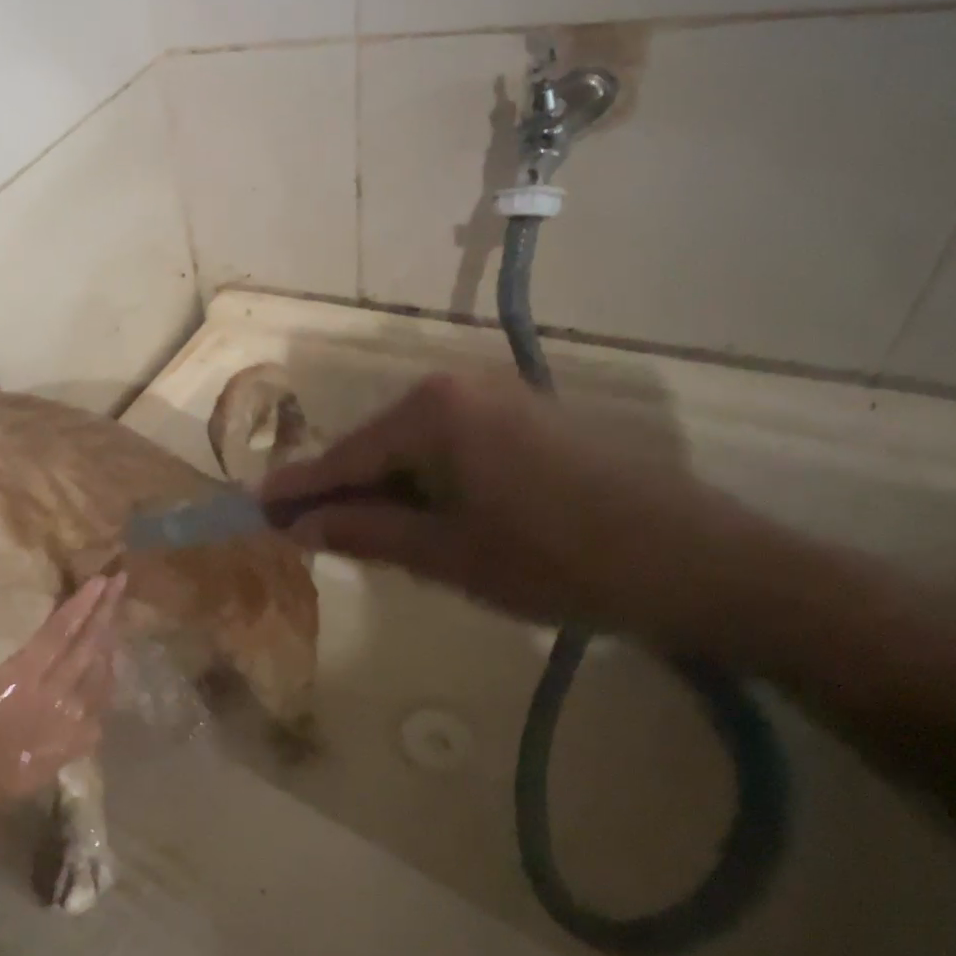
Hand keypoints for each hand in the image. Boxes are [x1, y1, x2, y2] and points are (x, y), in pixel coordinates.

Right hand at [0, 574, 125, 816]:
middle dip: (107, 611)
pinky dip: (107, 681)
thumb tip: (37, 654)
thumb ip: (18, 668)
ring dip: (111, 643)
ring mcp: (72, 720)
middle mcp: (56, 692)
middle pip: (89, 644)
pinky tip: (110, 669)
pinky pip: (101, 705)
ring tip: (117, 617)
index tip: (101, 579)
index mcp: (25, 673)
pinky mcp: (79, 743)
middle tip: (122, 582)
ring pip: (101, 673)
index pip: (61, 629)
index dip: (82, 602)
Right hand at [259, 372, 742, 643]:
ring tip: (365, 538)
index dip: (296, 491)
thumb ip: (363, 533)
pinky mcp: (531, 421)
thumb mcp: (446, 555)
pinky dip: (427, 483)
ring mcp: (499, 400)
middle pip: (374, 447)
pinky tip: (428, 521)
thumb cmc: (557, 561)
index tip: (252, 511)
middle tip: (309, 536)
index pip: (341, 456)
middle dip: (341, 492)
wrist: (703, 565)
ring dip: (385, 491)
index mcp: (431, 412)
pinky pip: (453, 449)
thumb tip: (300, 526)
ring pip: (413, 449)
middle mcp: (459, 389)